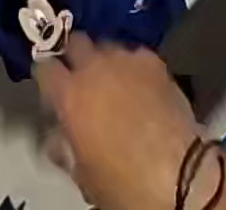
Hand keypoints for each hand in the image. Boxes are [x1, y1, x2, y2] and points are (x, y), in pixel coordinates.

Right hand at [35, 34, 203, 209]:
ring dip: (104, 59)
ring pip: (106, 46)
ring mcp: (124, 59)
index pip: (44, 68)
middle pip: (75, 42)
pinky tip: (139, 84)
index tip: (49, 85)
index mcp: (70, 96)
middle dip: (74, 55)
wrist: (180, 174)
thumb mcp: (83, 176)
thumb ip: (64, 148)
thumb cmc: (124, 184)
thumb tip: (58, 137)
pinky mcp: (152, 59)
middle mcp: (93, 67)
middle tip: (79, 76)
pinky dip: (132, 65)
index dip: (45, 75)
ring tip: (112, 79)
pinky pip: (134, 55)